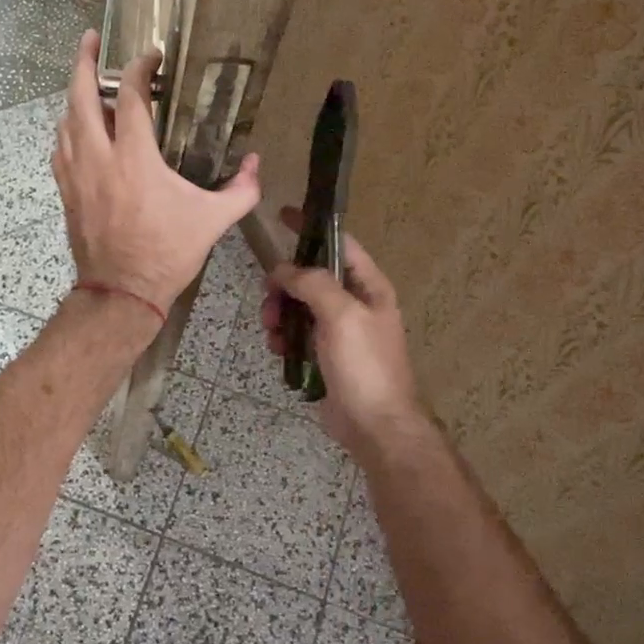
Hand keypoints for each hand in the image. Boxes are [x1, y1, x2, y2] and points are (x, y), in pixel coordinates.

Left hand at [53, 30, 261, 316]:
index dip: (139, 69)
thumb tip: (255, 164)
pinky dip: (67, 131)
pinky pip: (60, 150)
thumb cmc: (166, 254)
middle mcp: (98, 158)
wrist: (120, 293)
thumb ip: (240, 190)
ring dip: (73, 96)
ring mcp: (76, 176)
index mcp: (134, 159)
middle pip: (80, 97)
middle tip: (90, 39)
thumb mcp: (212, 221)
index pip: (130, 97)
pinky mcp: (67, 193)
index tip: (151, 57)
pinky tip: (75, 129)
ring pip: (65, 122)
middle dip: (83, 62)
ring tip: (85, 82)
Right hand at [262, 206, 425, 449]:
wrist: (374, 425)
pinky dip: (284, 338)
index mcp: (370, 288)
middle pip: (312, 278)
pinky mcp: (325, 357)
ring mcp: (340, 333)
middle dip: (285, 285)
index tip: (281, 217)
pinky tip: (279, 350)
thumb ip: (313, 283)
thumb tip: (284, 269)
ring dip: (280, 314)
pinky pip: (297, 335)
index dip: (312, 230)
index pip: (340, 245)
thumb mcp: (341, 315)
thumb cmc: (364, 365)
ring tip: (273, 332)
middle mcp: (356, 305)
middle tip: (268, 297)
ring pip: (299, 308)